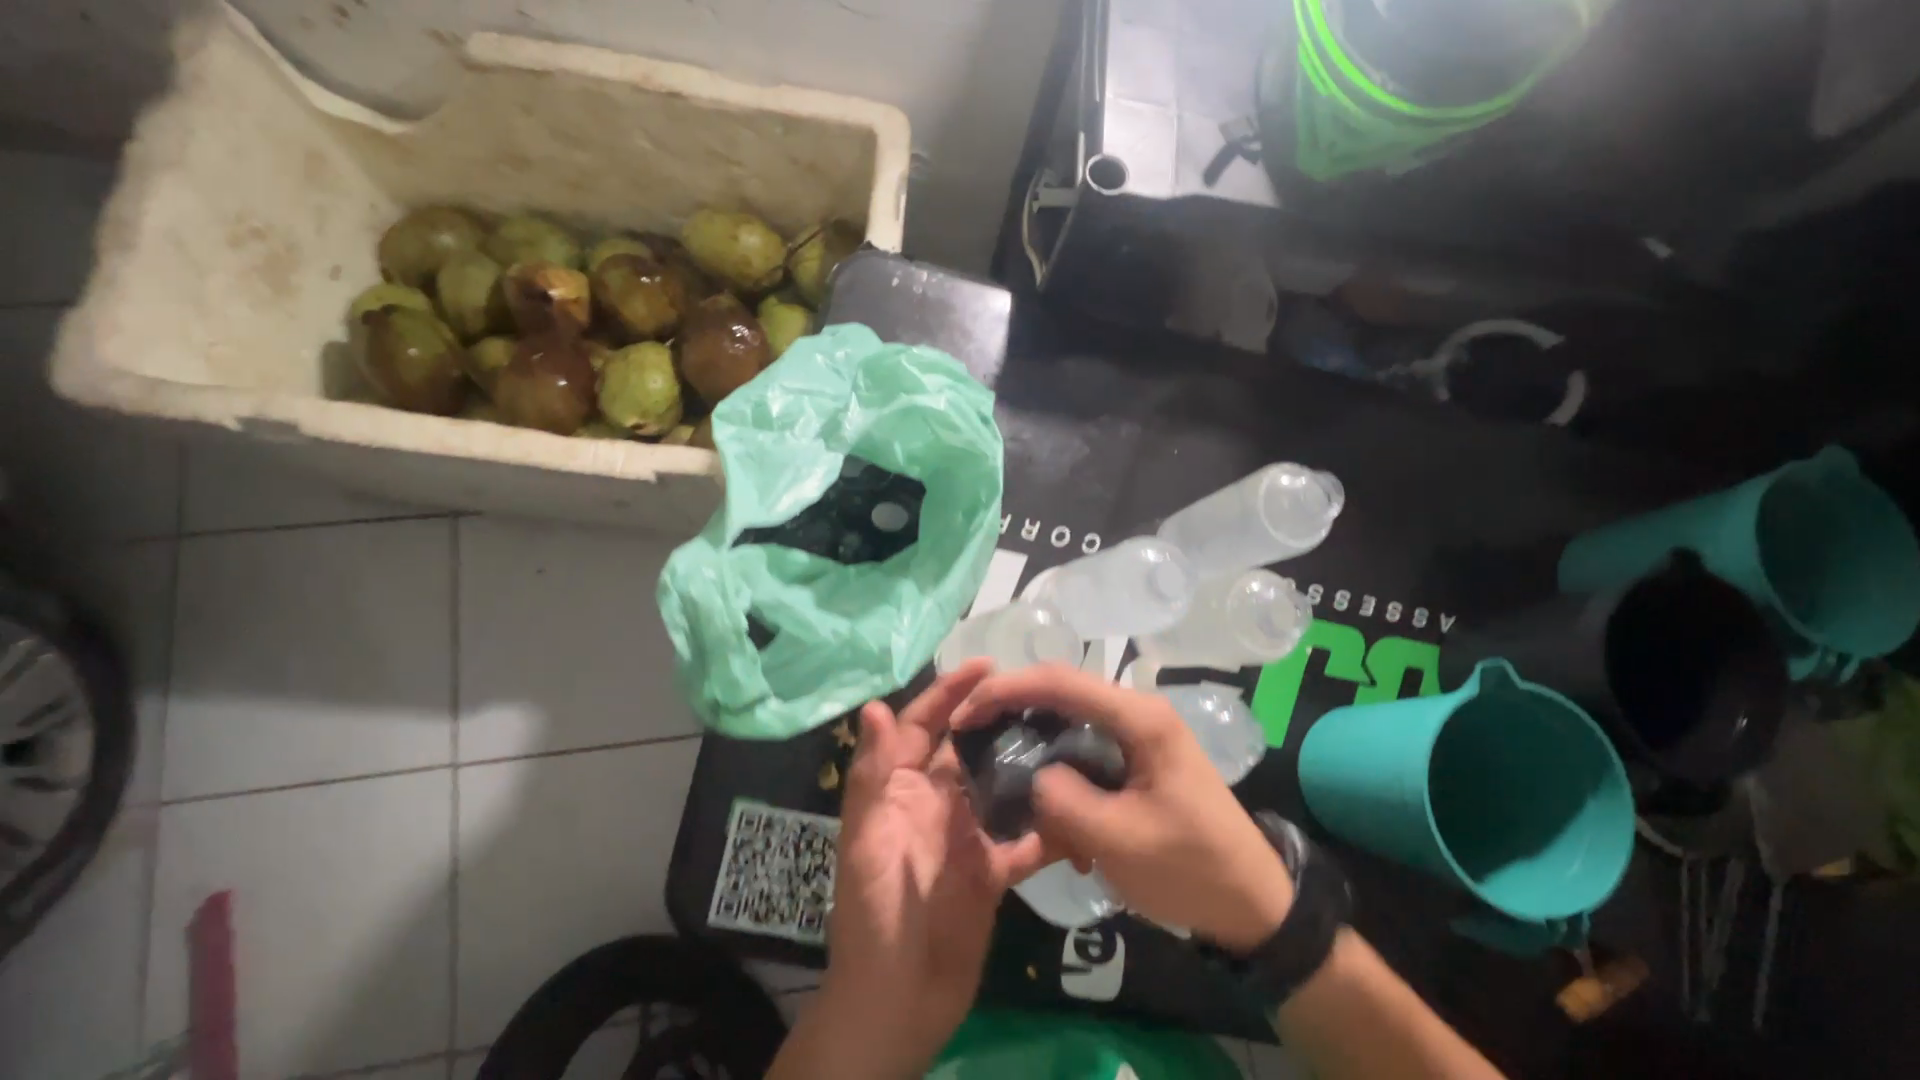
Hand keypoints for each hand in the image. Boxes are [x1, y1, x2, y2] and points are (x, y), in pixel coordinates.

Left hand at [812, 660, 1052, 1074]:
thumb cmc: (872, 917)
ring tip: (1068, 730)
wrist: (897, 999)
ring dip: (1026, 761)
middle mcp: (934, 804)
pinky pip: (1025, 840)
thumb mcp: (865, 842)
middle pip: (967, 749)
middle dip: (996, 718)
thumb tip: (876, 706)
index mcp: (899, 791)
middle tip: (1042, 691)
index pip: (923, 727)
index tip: (986, 664)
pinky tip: (1080, 802)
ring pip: (1000, 786)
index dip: (948, 694)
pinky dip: (1048, 825)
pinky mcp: (993, 870)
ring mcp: (966, 836)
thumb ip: (873, 777)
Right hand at [950, 665, 1294, 952]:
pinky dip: (1056, 771)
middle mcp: (1138, 714)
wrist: (1252, 903)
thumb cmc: (1190, 869)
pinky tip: (1040, 803)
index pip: (1059, 682)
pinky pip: (1083, 751)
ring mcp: (1138, 736)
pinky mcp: (1136, 761)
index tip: (963, 714)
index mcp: (1139, 719)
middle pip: (1060, 693)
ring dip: (1034, 744)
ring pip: (1068, 723)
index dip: (1004, 690)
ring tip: (996, 769)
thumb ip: (1064, 800)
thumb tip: (1033, 775)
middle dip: (1011, 710)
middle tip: (969, 736)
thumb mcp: (1120, 840)